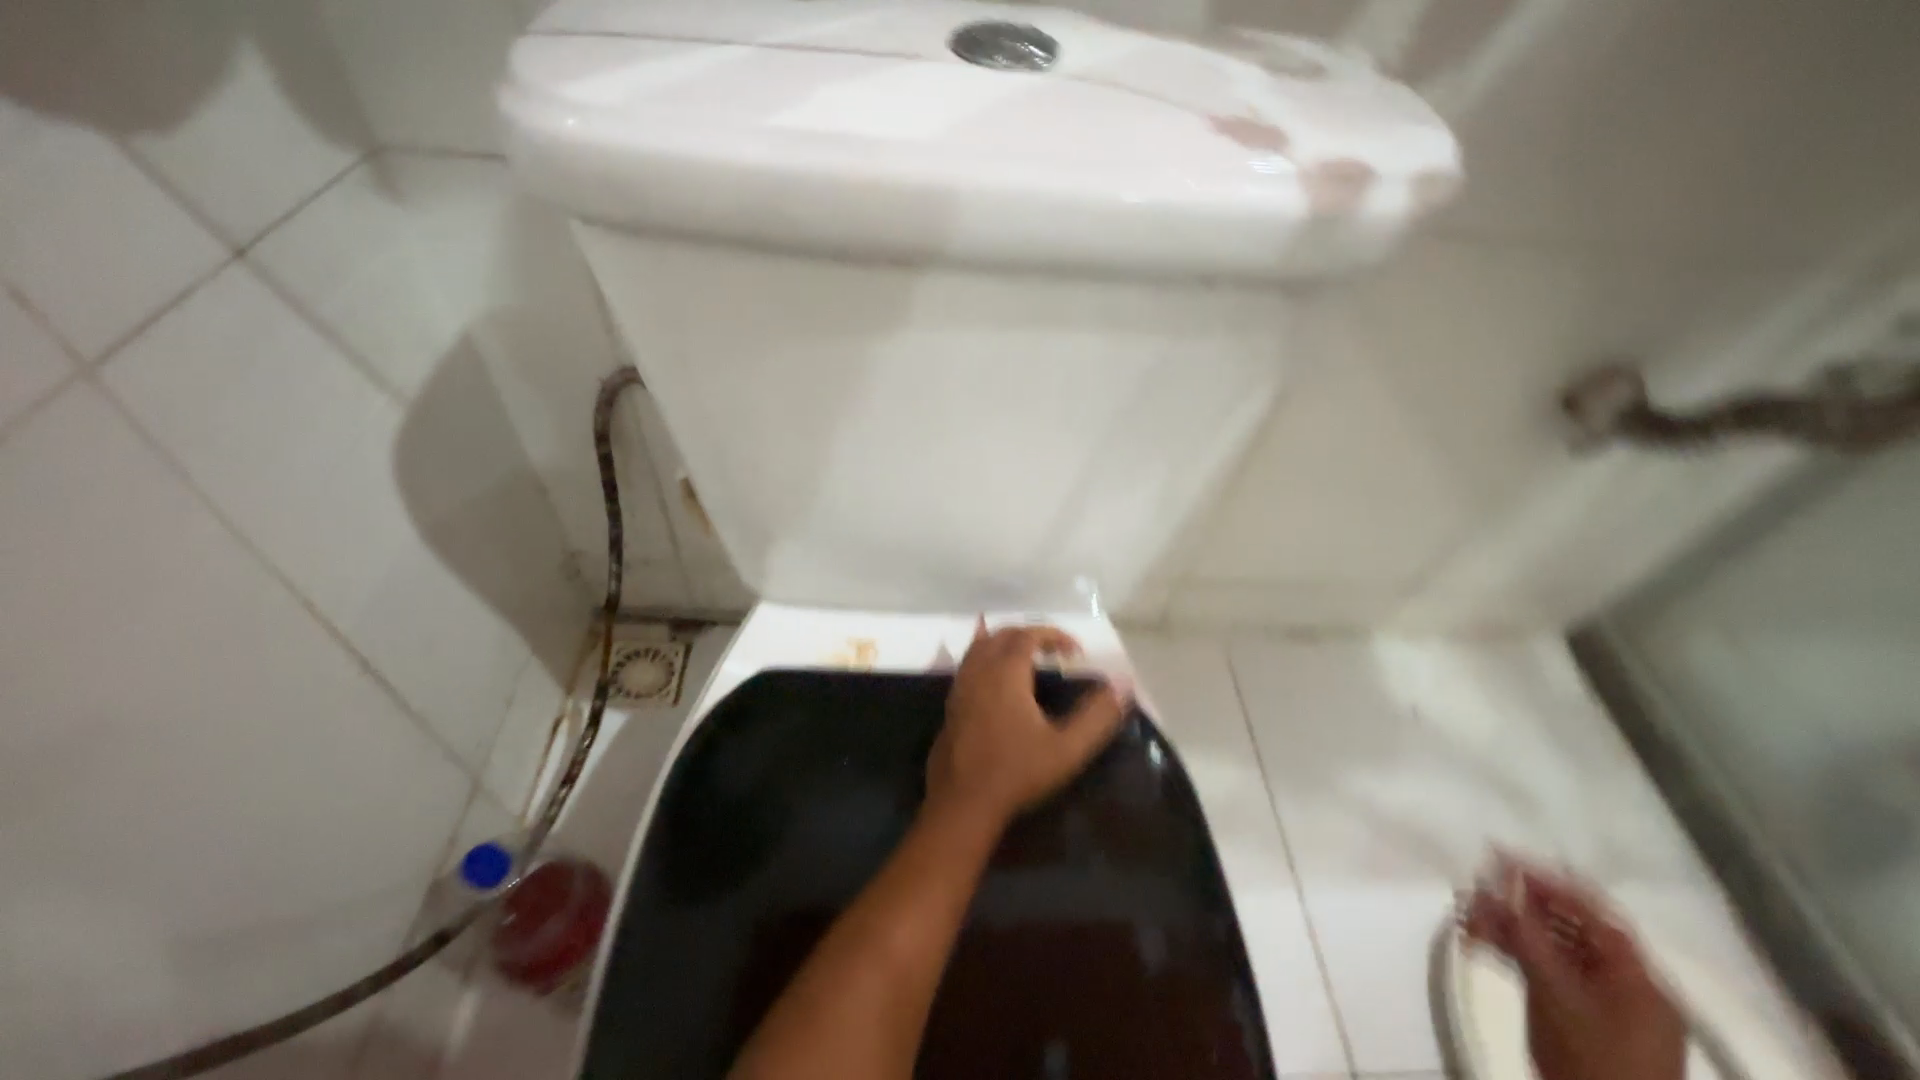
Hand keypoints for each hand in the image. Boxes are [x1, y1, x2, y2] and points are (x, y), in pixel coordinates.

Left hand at [925, 621, 1130, 828]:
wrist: (962, 804)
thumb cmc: (1016, 772)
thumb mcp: (1067, 748)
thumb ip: (1097, 716)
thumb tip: (1122, 684)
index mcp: (1005, 673)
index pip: (1028, 635)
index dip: (1054, 635)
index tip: (1076, 653)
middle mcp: (979, 671)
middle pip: (1002, 635)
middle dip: (1030, 634)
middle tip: (1055, 651)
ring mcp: (960, 688)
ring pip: (980, 647)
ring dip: (1005, 642)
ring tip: (1026, 653)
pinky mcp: (951, 706)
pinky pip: (967, 665)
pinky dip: (984, 657)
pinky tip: (990, 671)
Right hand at [1463, 857, 1687, 1079]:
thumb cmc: (1591, 1059)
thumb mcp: (1556, 995)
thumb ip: (1528, 938)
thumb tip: (1499, 886)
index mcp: (1636, 973)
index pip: (1589, 909)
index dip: (1543, 878)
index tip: (1497, 856)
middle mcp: (1624, 981)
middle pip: (1569, 928)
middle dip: (1518, 903)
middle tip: (1473, 885)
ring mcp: (1602, 1002)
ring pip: (1552, 951)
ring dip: (1509, 928)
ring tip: (1466, 912)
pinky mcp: (1579, 1018)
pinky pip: (1547, 974)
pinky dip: (1515, 956)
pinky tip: (1480, 941)